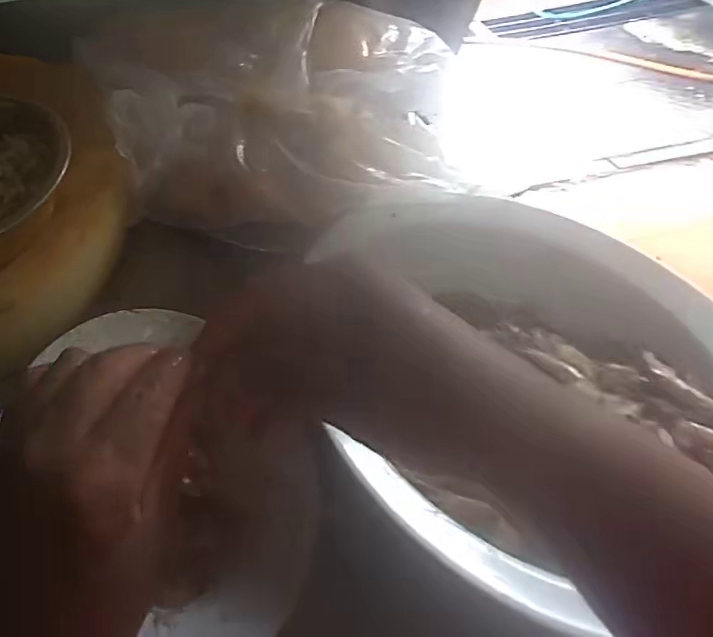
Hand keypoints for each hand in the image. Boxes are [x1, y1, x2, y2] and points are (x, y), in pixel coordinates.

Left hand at [0, 344, 192, 636]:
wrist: (19, 628)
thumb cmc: (103, 597)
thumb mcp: (155, 537)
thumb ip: (170, 455)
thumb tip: (189, 391)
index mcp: (106, 477)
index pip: (149, 391)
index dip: (176, 367)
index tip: (191, 359)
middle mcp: (58, 442)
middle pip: (109, 365)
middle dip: (144, 356)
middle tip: (164, 366)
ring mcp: (21, 434)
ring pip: (72, 360)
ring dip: (106, 361)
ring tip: (125, 381)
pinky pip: (38, 376)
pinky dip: (66, 374)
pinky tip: (82, 394)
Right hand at [194, 261, 534, 473]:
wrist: (515, 432)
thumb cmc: (425, 397)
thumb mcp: (342, 389)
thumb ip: (277, 376)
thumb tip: (219, 375)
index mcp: (338, 280)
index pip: (261, 296)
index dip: (224, 329)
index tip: (197, 364)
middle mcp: (345, 290)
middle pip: (271, 318)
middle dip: (238, 358)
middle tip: (212, 394)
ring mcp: (360, 322)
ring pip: (291, 343)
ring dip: (261, 378)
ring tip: (243, 417)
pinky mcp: (370, 356)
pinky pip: (316, 362)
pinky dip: (290, 388)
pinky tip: (277, 417)